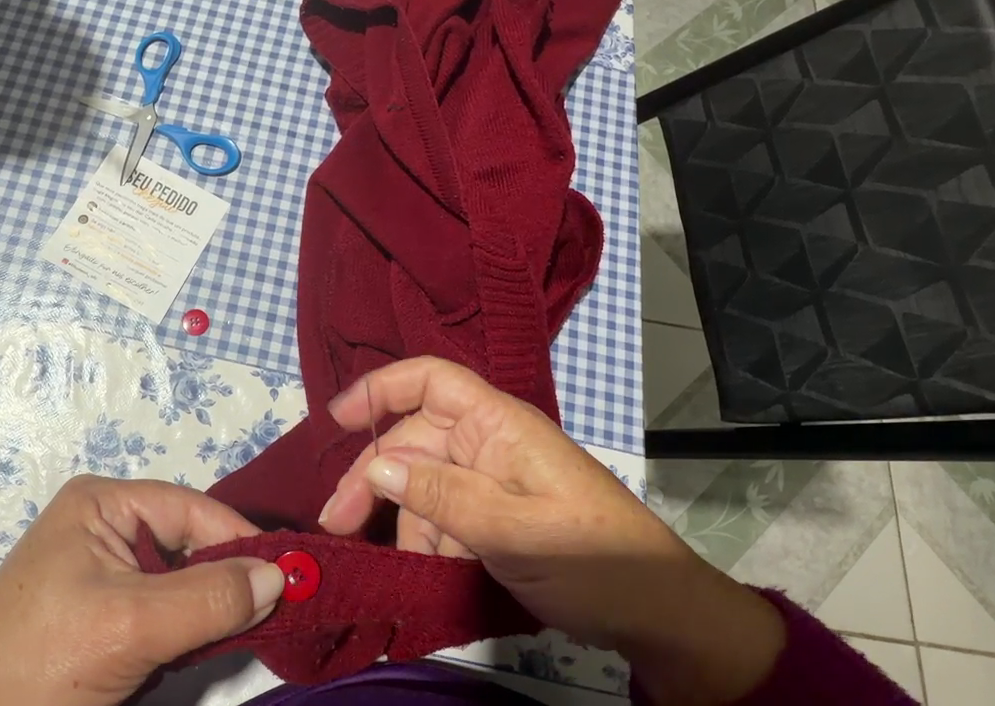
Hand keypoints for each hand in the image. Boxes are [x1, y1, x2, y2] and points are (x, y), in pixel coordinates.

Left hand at [0, 476, 284, 705]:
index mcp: (101, 504)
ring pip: (181, 579)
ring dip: (211, 607)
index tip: (291, 575)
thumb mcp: (130, 626)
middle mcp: (104, 525)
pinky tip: (209, 643)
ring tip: (251, 627)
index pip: (190, 508)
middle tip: (279, 608)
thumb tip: (281, 576)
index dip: (242, 539)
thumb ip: (208, 598)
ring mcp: (102, 571)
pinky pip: (163, 609)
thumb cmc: (39, 665)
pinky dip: (189, 628)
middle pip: (189, 541)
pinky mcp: (102, 614)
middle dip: (230, 575)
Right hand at [316, 358, 784, 705]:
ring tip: (392, 559)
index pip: (430, 380)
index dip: (380, 389)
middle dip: (372, 477)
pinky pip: (442, 515)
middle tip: (336, 522)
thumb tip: (376, 468)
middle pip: (413, 440)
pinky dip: (427, 538)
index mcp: (498, 424)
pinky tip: (425, 565)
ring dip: (401, 518)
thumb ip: (442, 496)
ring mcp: (491, 479)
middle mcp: (488, 442)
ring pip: (422, 483)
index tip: (336, 421)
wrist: (658, 615)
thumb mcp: (513, 530)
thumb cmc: (594, 559)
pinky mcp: (494, 515)